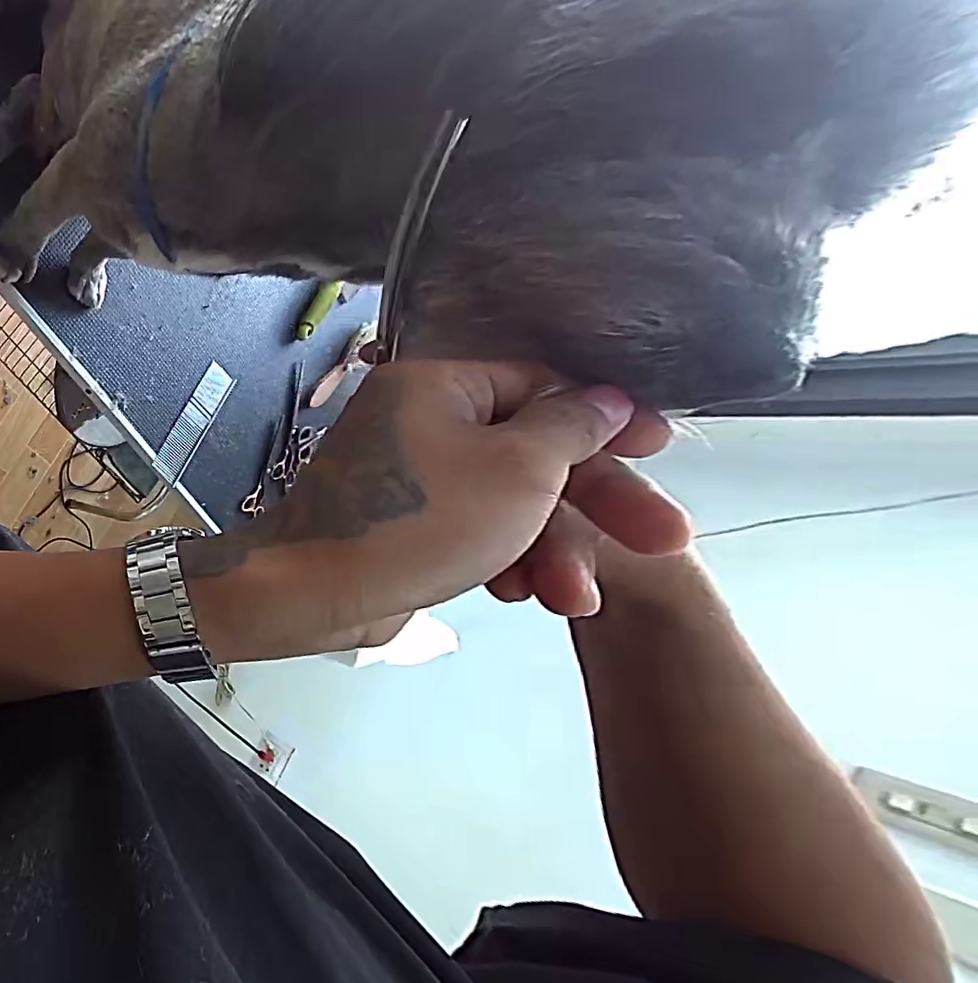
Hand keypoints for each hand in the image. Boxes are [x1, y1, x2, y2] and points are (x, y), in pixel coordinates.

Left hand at [180, 360, 691, 661]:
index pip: (536, 384)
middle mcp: (414, 422)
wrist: (317, 591)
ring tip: (576, 598)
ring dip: (549, 547)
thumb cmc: (421, 522)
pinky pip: (467, 529)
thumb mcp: (517, 467)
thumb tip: (600, 397)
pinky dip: (499, 558)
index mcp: (432, 385)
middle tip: (666, 541)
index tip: (660, 448)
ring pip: (502, 499)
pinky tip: (521, 595)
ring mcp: (406, 476)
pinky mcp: (401, 523)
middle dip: (593, 501)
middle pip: (526, 449)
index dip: (604, 416)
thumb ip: (570, 426)